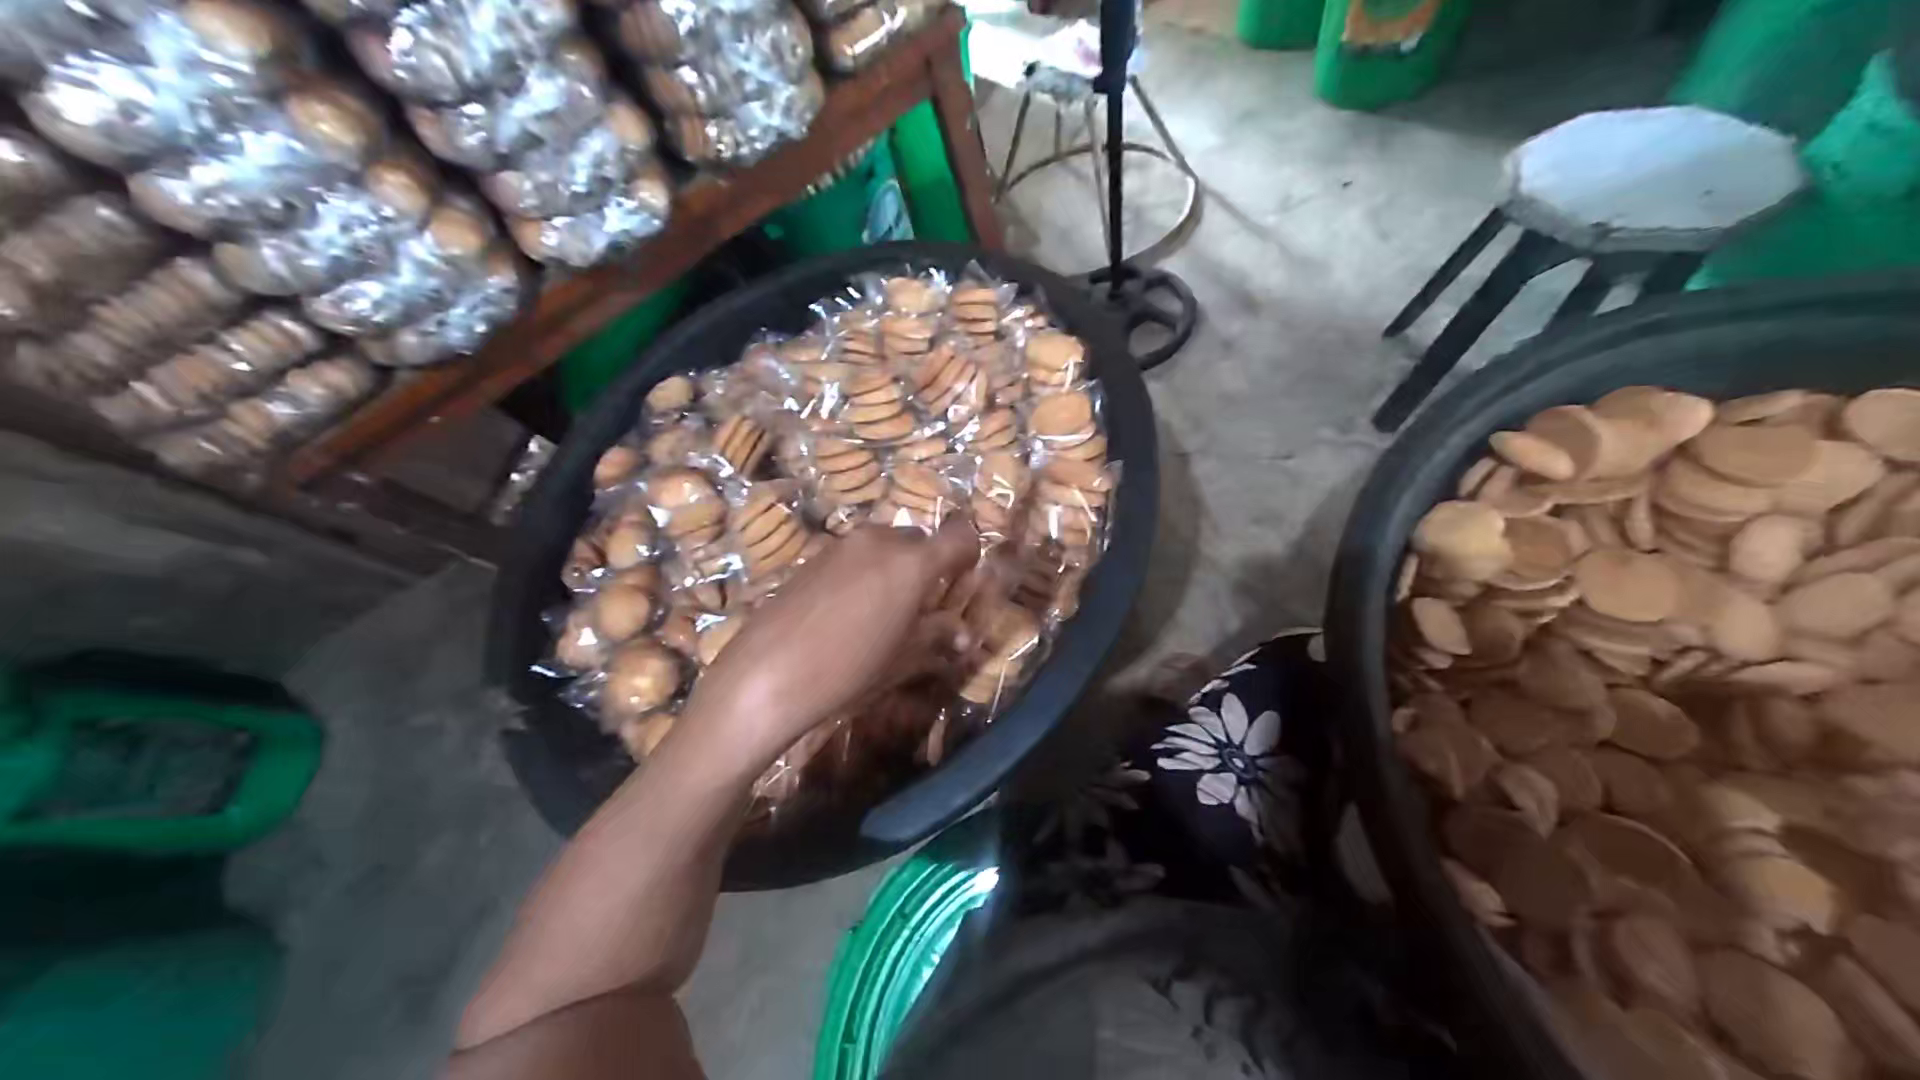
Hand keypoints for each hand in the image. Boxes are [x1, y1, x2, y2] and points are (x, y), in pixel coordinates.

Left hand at [679, 520, 978, 770]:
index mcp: (912, 563)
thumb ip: (937, 637)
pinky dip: (864, 571)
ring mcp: (843, 544)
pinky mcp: (814, 555)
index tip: (960, 581)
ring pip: (885, 544)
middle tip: (921, 606)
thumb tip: (962, 635)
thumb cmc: (849, 670)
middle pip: (920, 540)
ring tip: (882, 611)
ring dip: (894, 567)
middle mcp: (880, 540)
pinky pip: (855, 554)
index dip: (967, 555)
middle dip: (928, 565)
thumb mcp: (902, 658)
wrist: (767, 674)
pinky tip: (847, 610)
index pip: (958, 537)